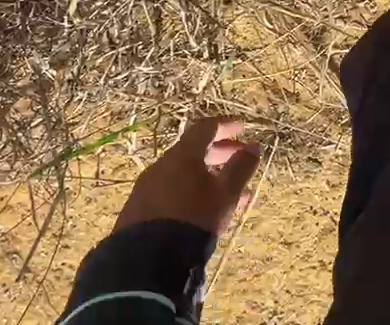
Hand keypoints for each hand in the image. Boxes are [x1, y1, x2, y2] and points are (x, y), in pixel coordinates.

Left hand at [114, 116, 260, 234]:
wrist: (145, 264)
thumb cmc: (194, 218)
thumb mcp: (227, 193)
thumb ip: (242, 166)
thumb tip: (253, 147)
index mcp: (182, 156)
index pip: (206, 128)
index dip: (227, 125)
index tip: (243, 128)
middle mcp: (161, 166)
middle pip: (193, 150)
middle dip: (219, 152)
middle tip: (238, 159)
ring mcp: (145, 190)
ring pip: (182, 174)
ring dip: (207, 176)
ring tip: (226, 192)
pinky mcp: (136, 212)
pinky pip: (169, 192)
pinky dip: (190, 192)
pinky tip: (203, 210)